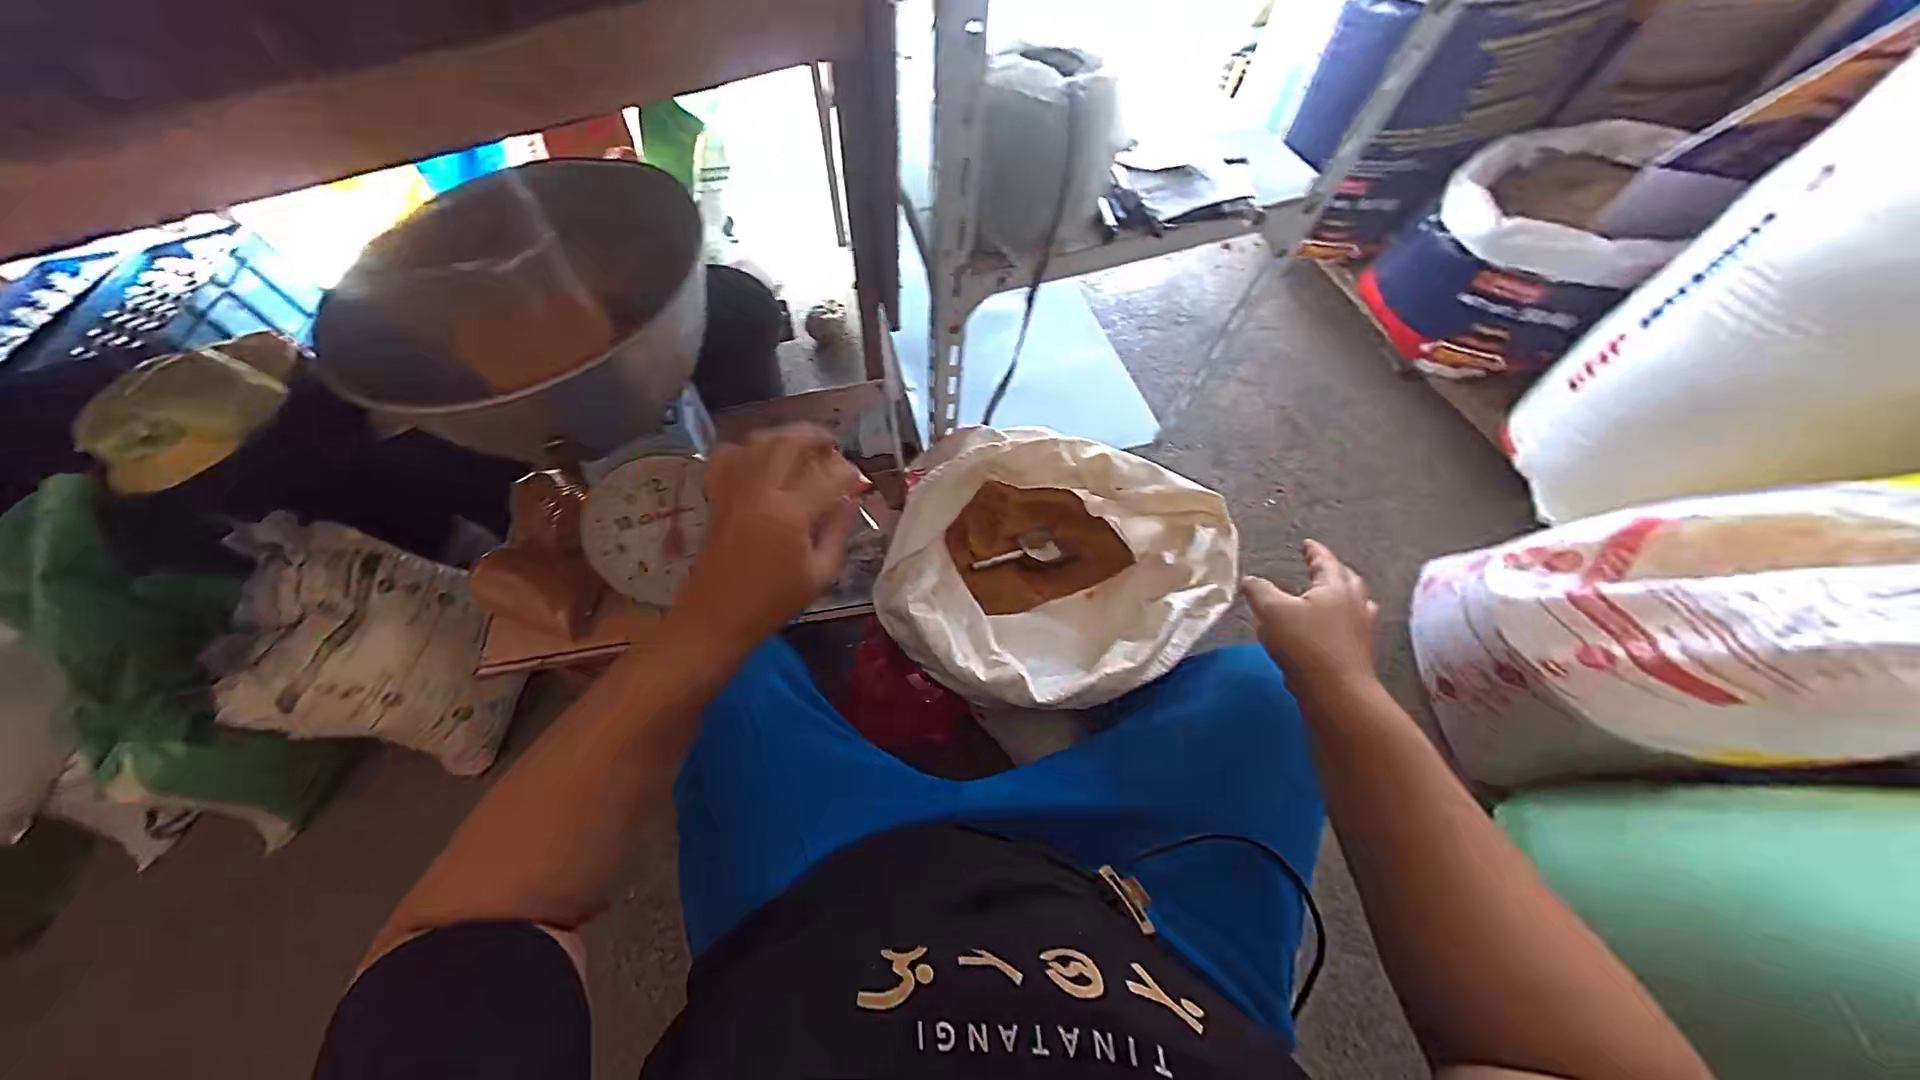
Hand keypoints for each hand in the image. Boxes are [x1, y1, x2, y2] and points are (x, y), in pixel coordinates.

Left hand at [677, 424, 862, 642]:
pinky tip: (761, 460)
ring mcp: (734, 489)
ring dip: (785, 436)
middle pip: (791, 441)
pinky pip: (729, 455)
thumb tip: (849, 499)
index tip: (857, 480)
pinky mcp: (718, 494)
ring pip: (759, 440)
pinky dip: (747, 449)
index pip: (829, 475)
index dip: (849, 473)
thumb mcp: (821, 573)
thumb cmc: (775, 600)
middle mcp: (760, 491)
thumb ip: (839, 529)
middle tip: (832, 445)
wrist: (718, 615)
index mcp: (791, 513)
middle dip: (817, 436)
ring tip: (802, 446)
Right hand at [1243, 540, 1381, 703]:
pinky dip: (1341, 619)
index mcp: (1335, 588)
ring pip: (1355, 603)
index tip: (1307, 544)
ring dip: (1342, 595)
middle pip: (1347, 580)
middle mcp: (1354, 604)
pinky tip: (1330, 628)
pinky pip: (1352, 625)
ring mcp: (1361, 629)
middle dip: (1333, 570)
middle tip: (1319, 567)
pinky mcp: (1360, 652)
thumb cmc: (1305, 645)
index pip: (1325, 561)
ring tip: (1329, 595)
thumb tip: (1249, 580)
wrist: (1336, 691)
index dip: (1314, 551)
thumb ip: (1258, 590)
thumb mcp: (1271, 611)